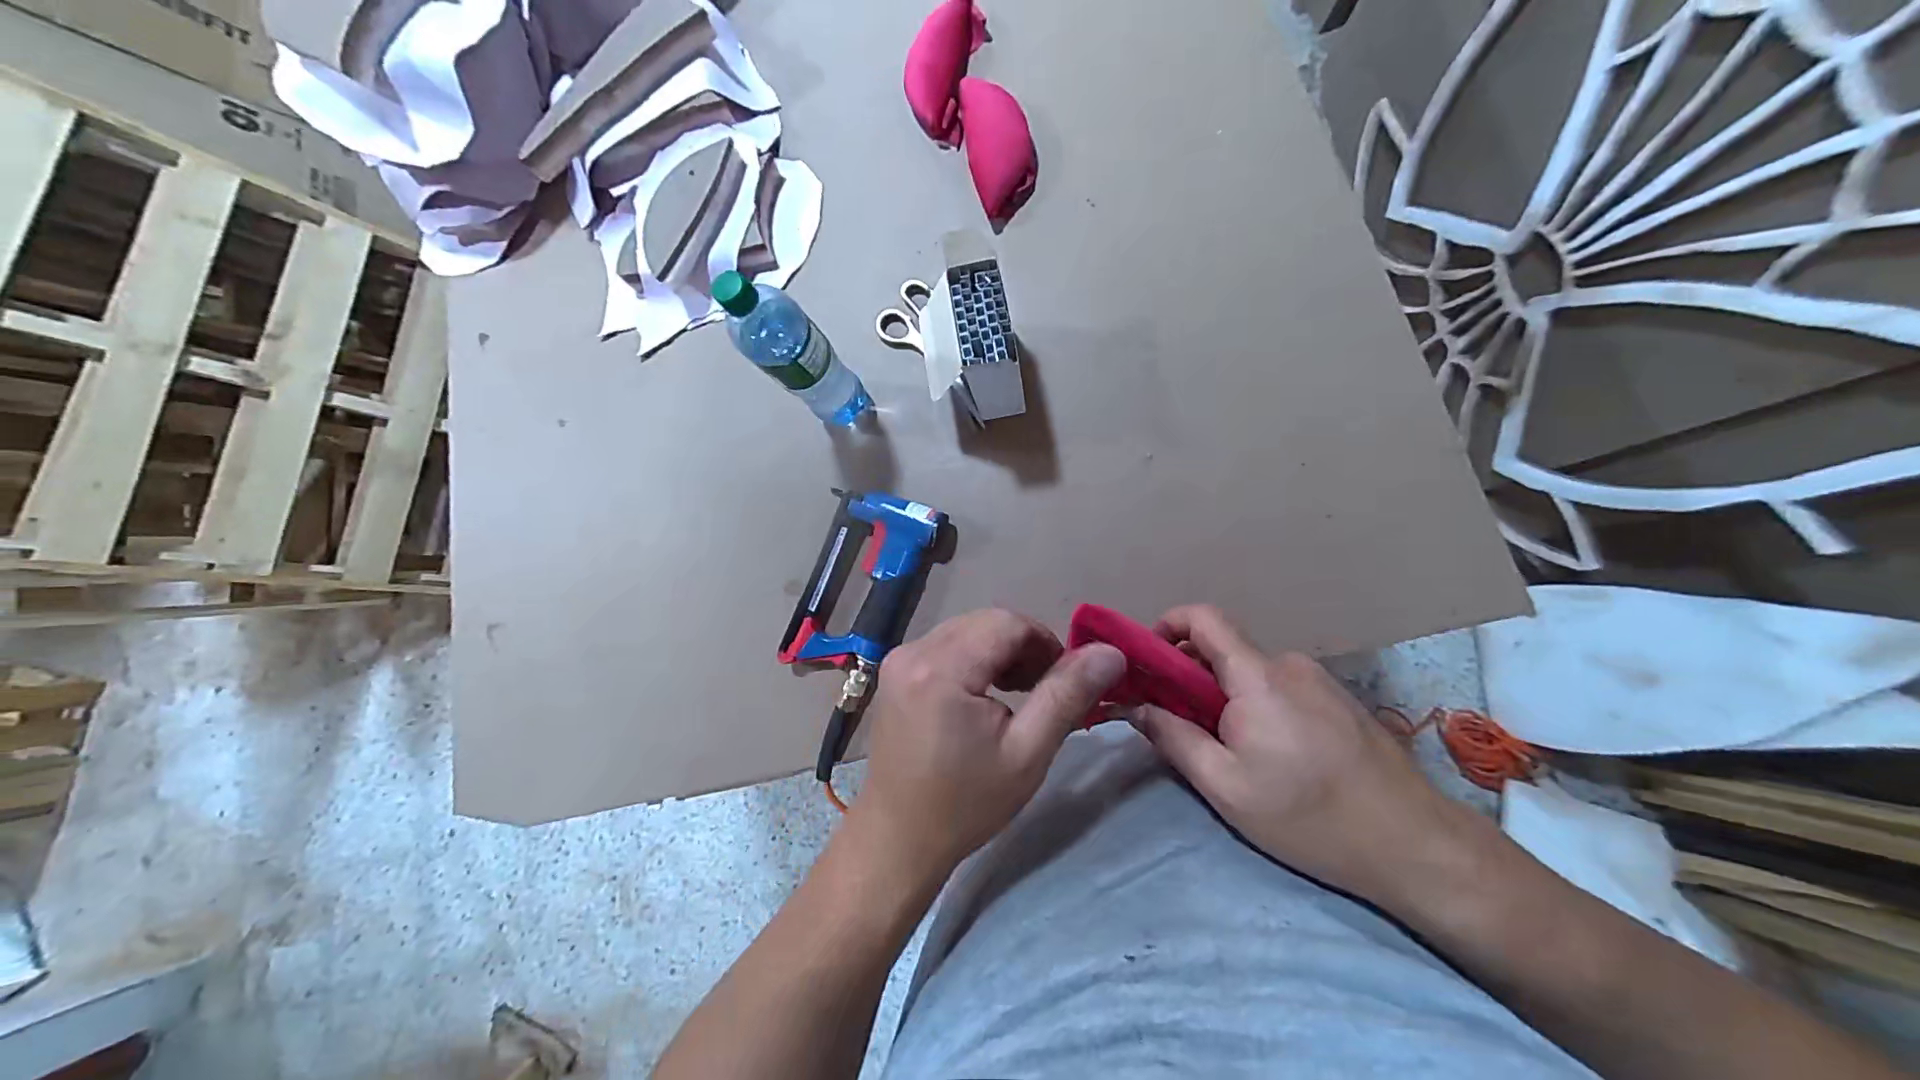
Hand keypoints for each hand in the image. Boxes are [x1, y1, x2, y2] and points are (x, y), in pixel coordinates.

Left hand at [847, 609, 1125, 879]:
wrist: (899, 837)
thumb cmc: (965, 803)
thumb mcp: (1027, 753)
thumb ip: (1067, 695)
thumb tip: (1110, 653)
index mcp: (941, 668)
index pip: (1008, 623)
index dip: (1045, 643)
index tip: (1063, 682)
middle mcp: (914, 651)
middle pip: (987, 622)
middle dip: (1024, 648)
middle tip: (1043, 691)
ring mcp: (899, 660)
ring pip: (968, 631)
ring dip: (1001, 652)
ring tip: (1018, 695)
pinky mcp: (895, 672)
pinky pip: (947, 645)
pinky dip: (975, 659)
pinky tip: (986, 696)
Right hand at [1128, 605, 1472, 904]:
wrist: (1414, 844)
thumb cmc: (1309, 816)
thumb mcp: (1225, 786)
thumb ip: (1173, 738)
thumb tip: (1136, 707)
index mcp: (1258, 676)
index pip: (1203, 617)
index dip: (1166, 626)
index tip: (1146, 662)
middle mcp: (1289, 665)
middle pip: (1223, 650)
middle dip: (1188, 676)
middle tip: (1174, 720)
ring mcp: (1319, 681)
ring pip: (1250, 673)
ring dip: (1223, 696)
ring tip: (1224, 747)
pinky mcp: (1339, 701)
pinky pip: (1279, 688)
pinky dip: (1255, 705)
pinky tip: (1267, 753)